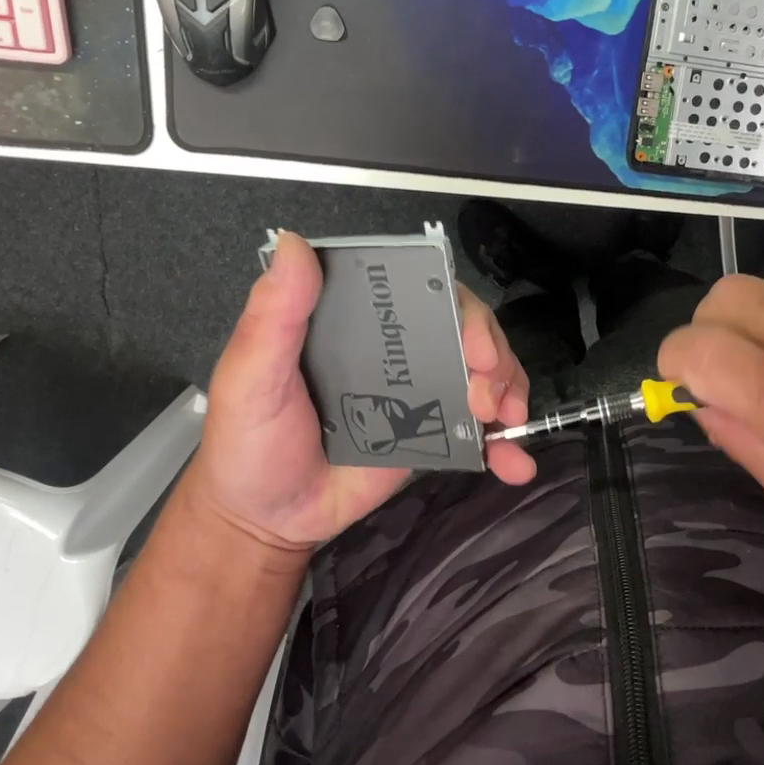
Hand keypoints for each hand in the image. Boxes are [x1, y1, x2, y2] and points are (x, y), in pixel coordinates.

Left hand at [186, 232, 536, 551]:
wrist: (266, 520)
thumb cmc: (248, 441)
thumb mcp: (249, 376)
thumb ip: (274, 316)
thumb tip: (295, 244)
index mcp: (357, 320)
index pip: (418, 287)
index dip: (455, 302)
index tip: (471, 338)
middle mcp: (395, 346)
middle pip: (464, 326)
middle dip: (492, 352)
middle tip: (485, 394)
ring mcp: (419, 391)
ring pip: (483, 371)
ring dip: (509, 388)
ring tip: (505, 421)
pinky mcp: (432, 434)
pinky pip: (479, 430)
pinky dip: (505, 444)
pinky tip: (515, 463)